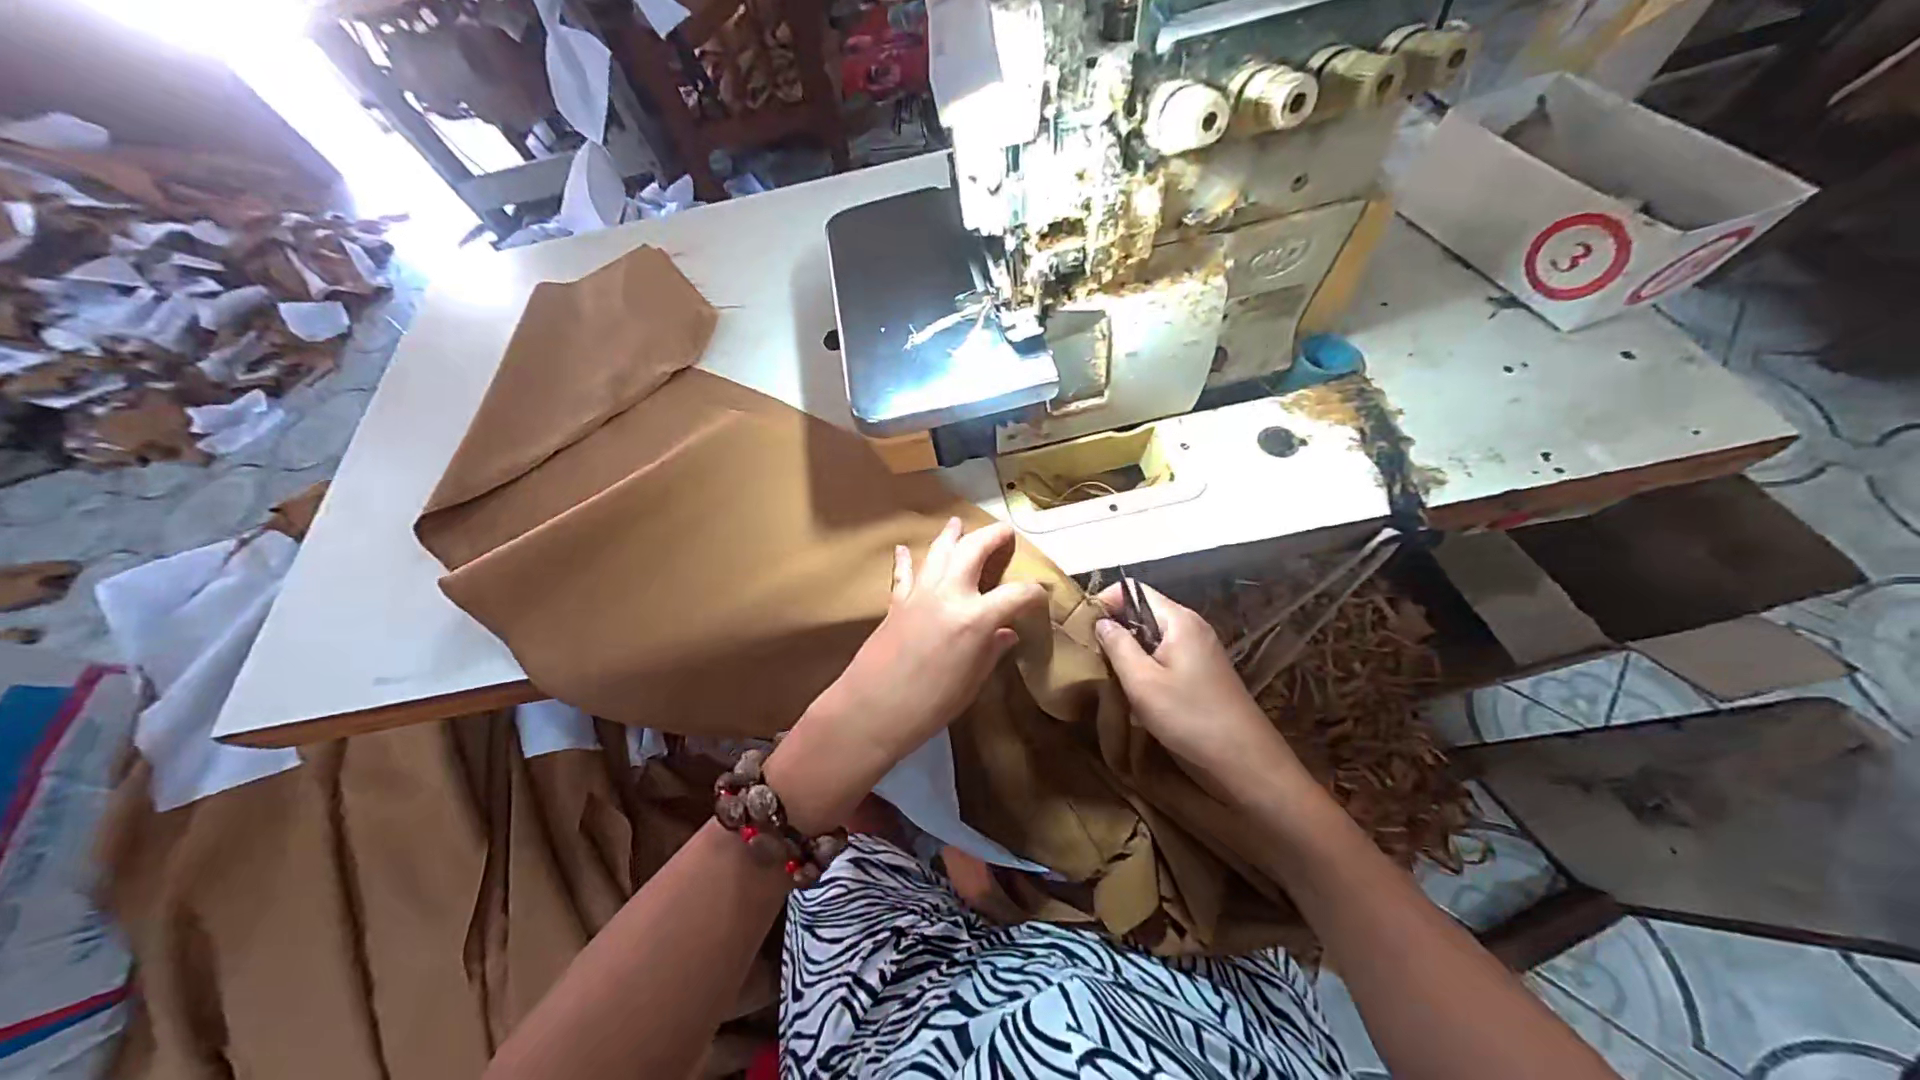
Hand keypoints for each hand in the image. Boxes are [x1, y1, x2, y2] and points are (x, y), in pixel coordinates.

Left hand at [767, 518, 1047, 831]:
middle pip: (973, 551)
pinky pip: (905, 574)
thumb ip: (991, 651)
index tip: (1041, 596)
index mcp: (976, 618)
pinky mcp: (897, 603)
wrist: (871, 709)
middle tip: (1005, 532)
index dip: (1034, 593)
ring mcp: (919, 595)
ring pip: (938, 553)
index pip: (1017, 594)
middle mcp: (949, 595)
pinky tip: (905, 549)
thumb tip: (1007, 633)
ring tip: (958, 522)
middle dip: (992, 537)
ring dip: (951, 536)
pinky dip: (907, 560)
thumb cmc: (931, 705)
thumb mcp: (972, 681)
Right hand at [1093, 583, 1305, 803]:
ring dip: (1128, 652)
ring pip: (1152, 637)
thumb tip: (1101, 622)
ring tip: (1106, 673)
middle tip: (1089, 654)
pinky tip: (1133, 690)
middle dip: (1114, 628)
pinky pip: (1165, 657)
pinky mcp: (1201, 674)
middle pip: (1142, 612)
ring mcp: (1199, 651)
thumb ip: (1118, 646)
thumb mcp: (1142, 682)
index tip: (1083, 628)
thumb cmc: (1190, 718)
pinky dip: (1145, 667)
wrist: (1245, 762)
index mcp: (1179, 620)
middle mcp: (1191, 627)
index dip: (1105, 601)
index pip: (1133, 589)